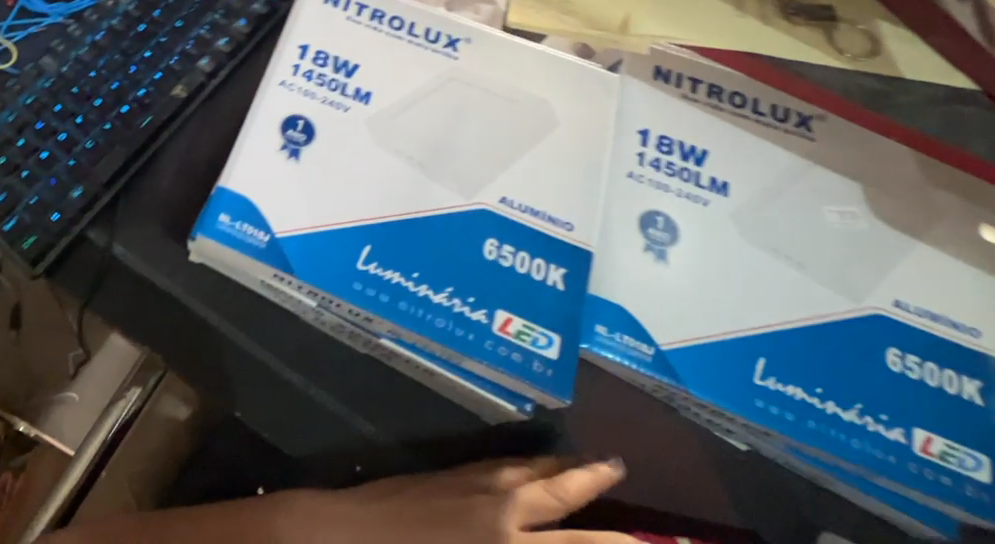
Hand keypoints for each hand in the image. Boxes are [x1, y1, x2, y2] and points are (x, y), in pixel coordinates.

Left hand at [285, 458, 633, 543]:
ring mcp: (469, 487)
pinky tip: (520, 465)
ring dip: (555, 464)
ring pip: (524, 471)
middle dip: (589, 480)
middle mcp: (499, 513)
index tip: (647, 541)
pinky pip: (493, 465)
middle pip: (554, 491)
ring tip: (581, 459)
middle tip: (617, 463)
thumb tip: (529, 540)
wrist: (348, 536)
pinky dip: (518, 463)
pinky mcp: (443, 474)